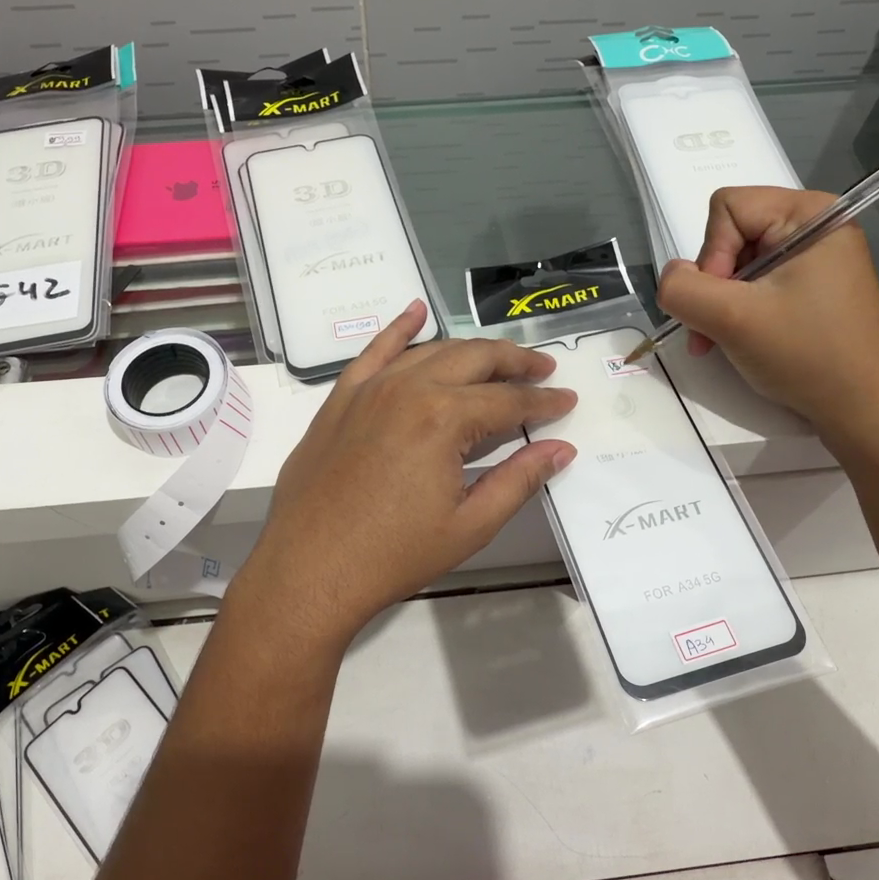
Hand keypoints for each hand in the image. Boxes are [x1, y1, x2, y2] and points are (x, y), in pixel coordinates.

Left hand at [238, 300, 577, 646]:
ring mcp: (370, 389)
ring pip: (431, 352)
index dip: (543, 402)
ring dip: (470, 351)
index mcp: (444, 418)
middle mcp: (409, 388)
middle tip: (543, 370)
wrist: (310, 568)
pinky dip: (398, 329)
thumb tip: (560, 449)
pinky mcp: (341, 399)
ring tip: (497, 359)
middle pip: (475, 360)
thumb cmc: (394, 554)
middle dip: (515, 362)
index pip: (508, 400)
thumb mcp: (470, 525)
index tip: (568, 401)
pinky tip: (415, 311)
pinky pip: (373, 352)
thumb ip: (519, 480)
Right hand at [655, 186, 878, 439]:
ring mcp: (815, 258)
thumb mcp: (731, 318)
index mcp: (810, 214)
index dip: (710, 254)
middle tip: (715, 328)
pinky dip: (738, 311)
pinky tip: (740, 340)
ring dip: (720, 303)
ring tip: (723, 340)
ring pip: (736, 263)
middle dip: (713, 284)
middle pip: (729, 234)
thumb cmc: (805, 354)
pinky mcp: (812, 287)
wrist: (864, 408)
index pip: (726, 208)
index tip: (723, 302)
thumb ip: (683, 289)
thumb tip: (672, 278)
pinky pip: (756, 283)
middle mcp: (815, 227)